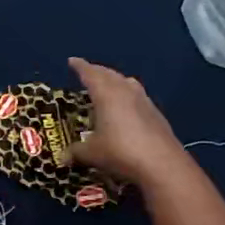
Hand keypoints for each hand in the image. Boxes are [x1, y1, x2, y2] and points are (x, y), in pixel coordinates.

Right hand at [67, 57, 191, 187]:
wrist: (161, 164)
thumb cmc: (120, 151)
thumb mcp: (91, 153)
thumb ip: (76, 151)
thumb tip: (63, 156)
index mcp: (107, 95)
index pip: (91, 74)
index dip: (80, 67)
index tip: (72, 61)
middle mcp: (126, 92)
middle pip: (110, 75)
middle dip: (97, 71)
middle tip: (87, 71)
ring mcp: (144, 101)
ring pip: (127, 83)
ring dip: (115, 80)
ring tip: (108, 84)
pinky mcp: (156, 114)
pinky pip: (137, 96)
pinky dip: (127, 94)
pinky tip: (126, 106)